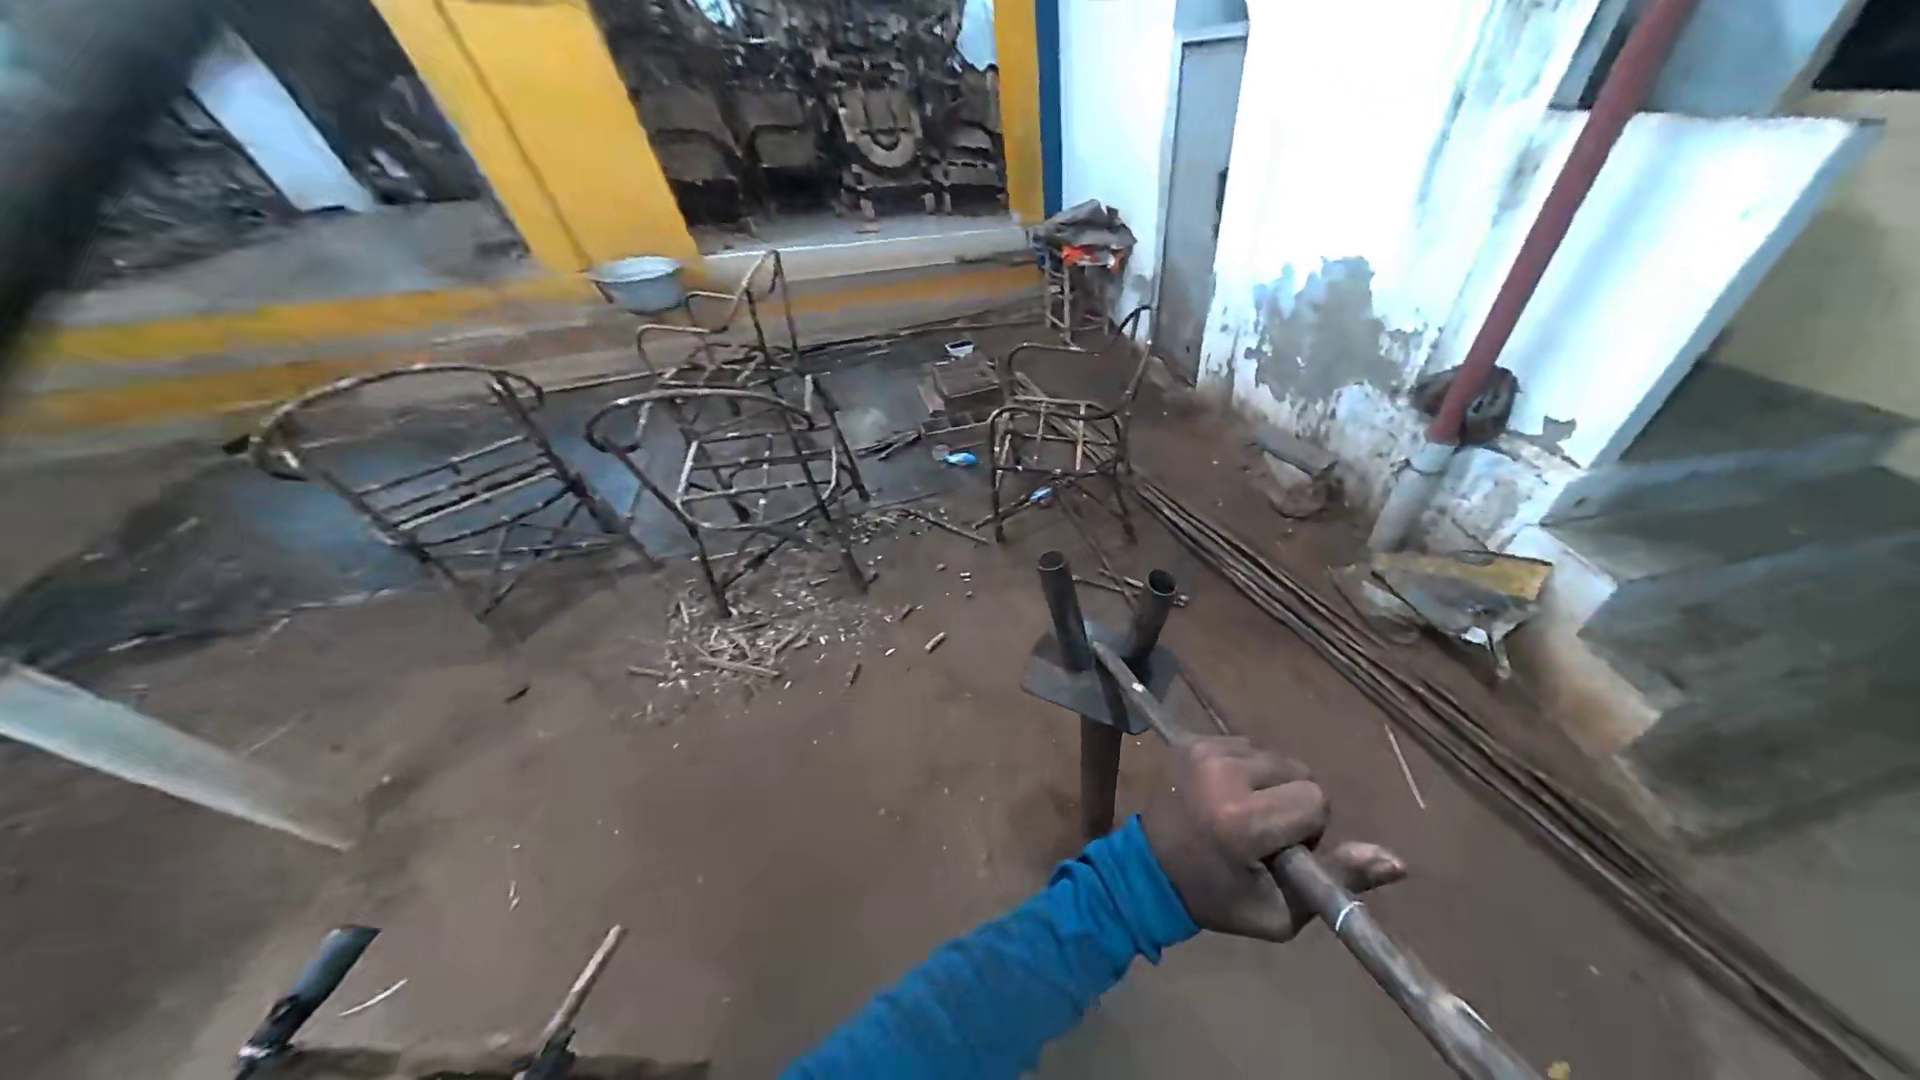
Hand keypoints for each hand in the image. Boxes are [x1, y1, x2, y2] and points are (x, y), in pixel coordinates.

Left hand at [1142, 735, 1404, 941]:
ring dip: (1269, 784)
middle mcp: (1222, 773)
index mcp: (1242, 819)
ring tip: (1239, 812)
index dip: (1310, 830)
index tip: (1282, 849)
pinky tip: (1223, 793)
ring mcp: (1204, 751)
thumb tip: (1396, 862)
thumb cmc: (1216, 896)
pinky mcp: (1192, 740)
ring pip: (1273, 757)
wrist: (1149, 866)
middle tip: (1260, 832)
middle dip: (1292, 802)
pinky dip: (1245, 769)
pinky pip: (1245, 745)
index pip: (1316, 800)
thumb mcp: (1280, 910)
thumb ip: (1338, 881)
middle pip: (1298, 772)